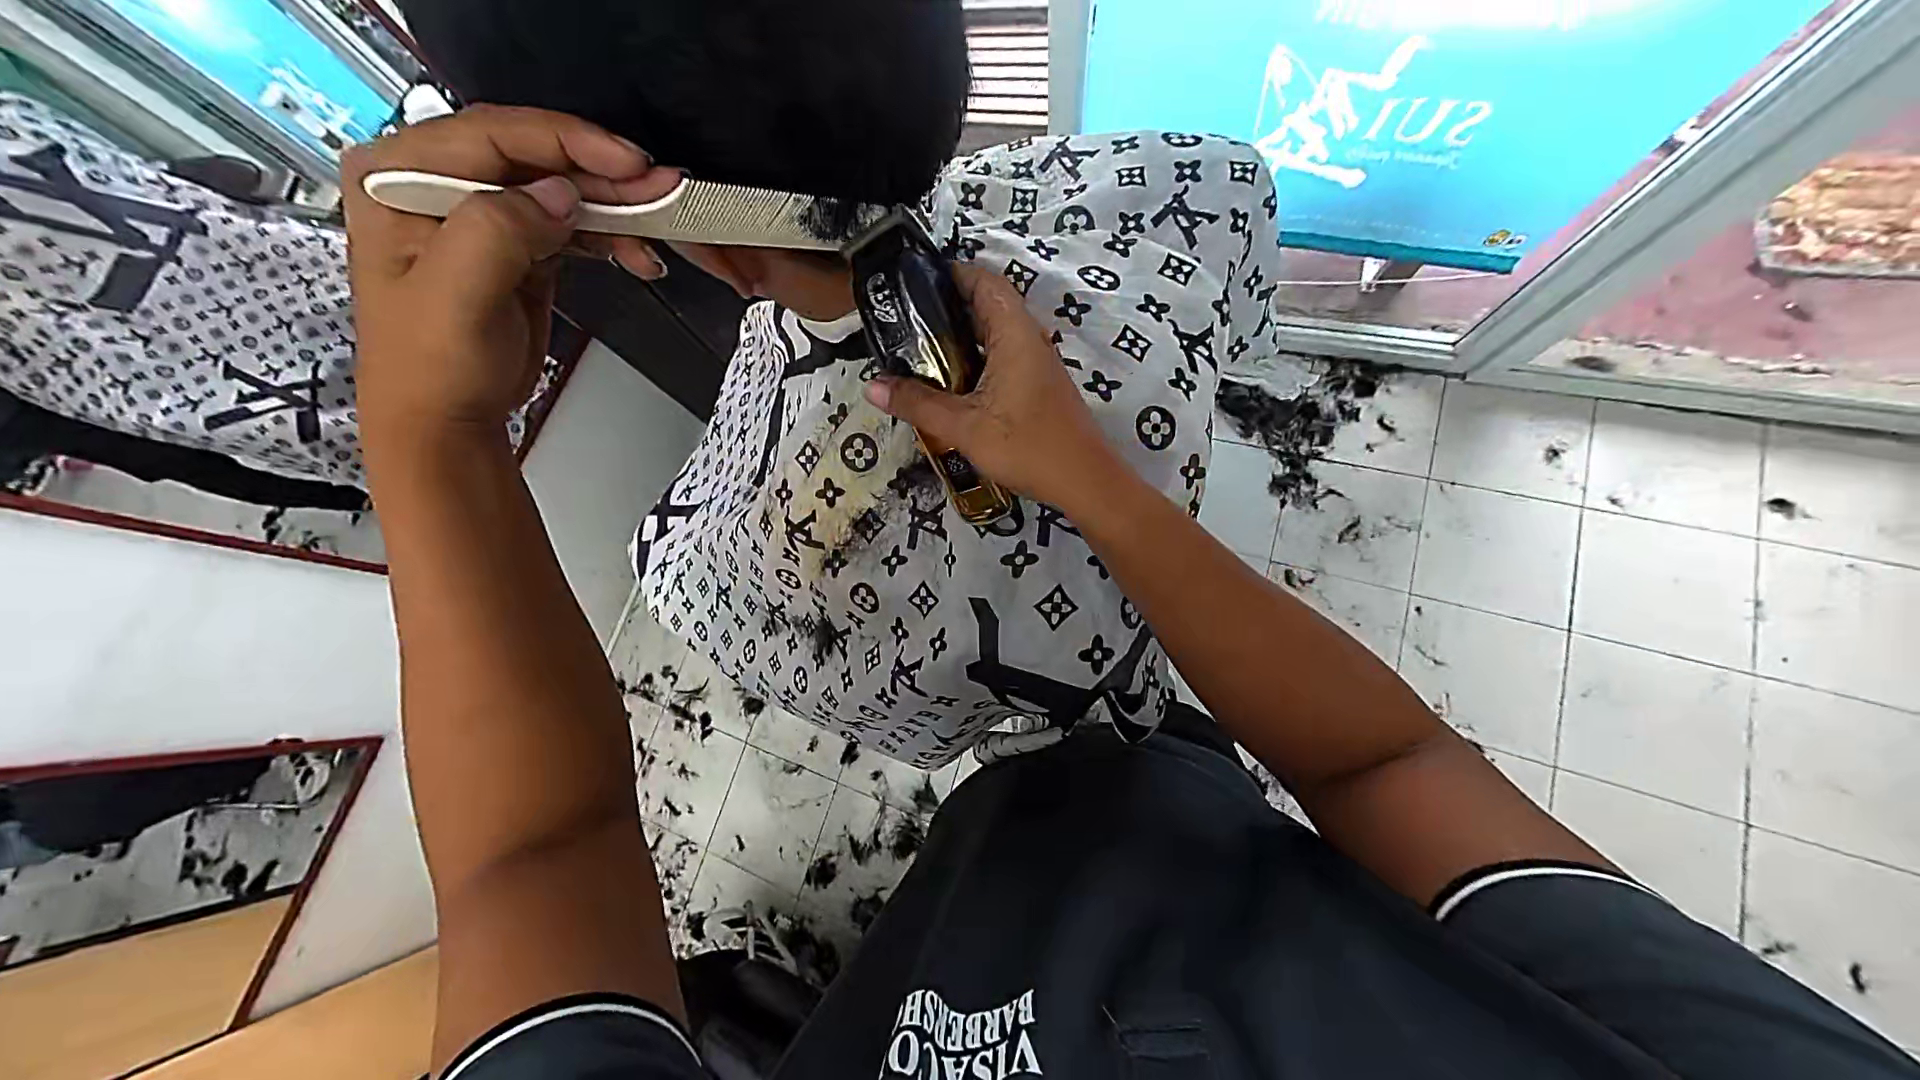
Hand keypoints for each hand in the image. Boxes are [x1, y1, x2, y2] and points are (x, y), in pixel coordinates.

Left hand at [341, 105, 680, 443]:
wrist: (449, 415)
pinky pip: (574, 225)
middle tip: (658, 188)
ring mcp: (486, 219)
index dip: (568, 141)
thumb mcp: (455, 294)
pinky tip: (634, 251)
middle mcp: (442, 188)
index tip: (626, 161)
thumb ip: (499, 230)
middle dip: (603, 174)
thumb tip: (555, 195)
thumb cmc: (430, 365)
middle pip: (536, 159)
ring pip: (563, 191)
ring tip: (656, 224)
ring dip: (615, 207)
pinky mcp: (522, 248)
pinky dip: (610, 235)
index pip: (494, 135)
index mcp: (401, 179)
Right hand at [864, 264, 1127, 513]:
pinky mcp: (1038, 386)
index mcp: (1014, 334)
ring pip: (995, 335)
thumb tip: (872, 386)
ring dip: (961, 337)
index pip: (984, 282)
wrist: (1085, 482)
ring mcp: (1036, 364)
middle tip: (905, 320)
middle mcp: (1029, 340)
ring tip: (919, 350)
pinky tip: (951, 383)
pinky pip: (1002, 358)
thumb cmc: (1028, 447)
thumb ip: (917, 404)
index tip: (912, 281)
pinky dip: (975, 360)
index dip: (951, 273)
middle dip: (947, 307)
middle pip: (988, 305)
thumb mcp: (964, 427)